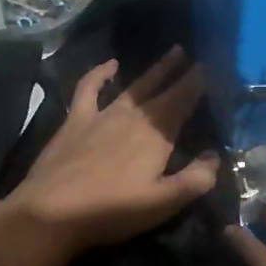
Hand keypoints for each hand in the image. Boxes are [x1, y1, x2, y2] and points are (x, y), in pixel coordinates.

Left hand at [5, 47, 220, 253]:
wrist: (50, 213)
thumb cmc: (112, 210)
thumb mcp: (164, 203)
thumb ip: (196, 179)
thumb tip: (215, 157)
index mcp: (157, 135)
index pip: (184, 100)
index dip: (199, 82)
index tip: (214, 65)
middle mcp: (133, 117)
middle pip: (163, 89)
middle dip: (181, 71)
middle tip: (197, 53)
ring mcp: (102, 116)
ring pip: (135, 86)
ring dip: (155, 70)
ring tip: (172, 53)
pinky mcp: (76, 121)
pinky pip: (89, 89)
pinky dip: (99, 73)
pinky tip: (110, 64)